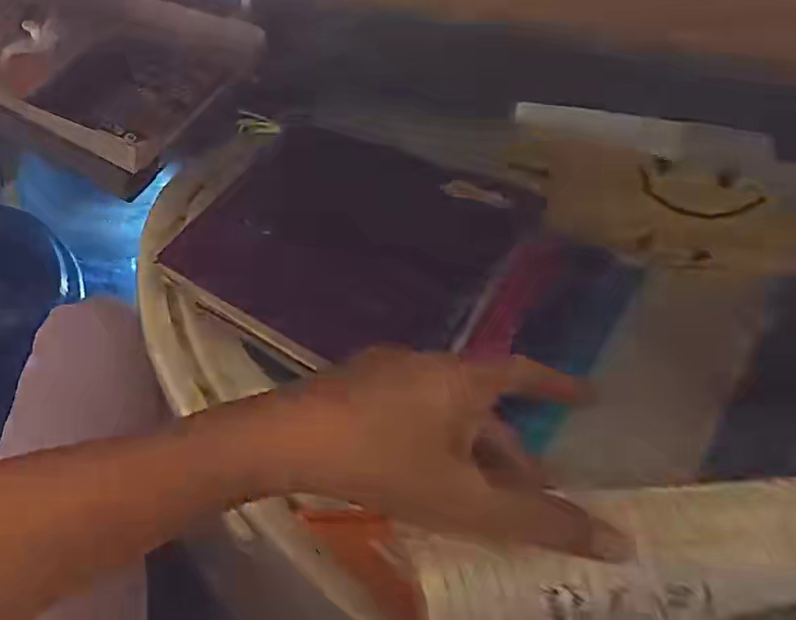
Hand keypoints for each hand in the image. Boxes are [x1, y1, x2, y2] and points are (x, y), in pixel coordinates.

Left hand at [247, 348, 632, 559]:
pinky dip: (432, 439)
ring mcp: (371, 370)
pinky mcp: (343, 385)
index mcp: (451, 377)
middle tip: (540, 500)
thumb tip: (618, 541)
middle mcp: (412, 362)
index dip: (554, 384)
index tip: (588, 395)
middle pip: (477, 400)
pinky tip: (431, 478)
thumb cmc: (382, 462)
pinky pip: (405, 408)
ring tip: (489, 500)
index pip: (515, 371)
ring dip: (470, 449)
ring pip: (440, 408)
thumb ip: (545, 521)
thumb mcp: (471, 501)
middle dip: (511, 449)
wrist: (283, 438)